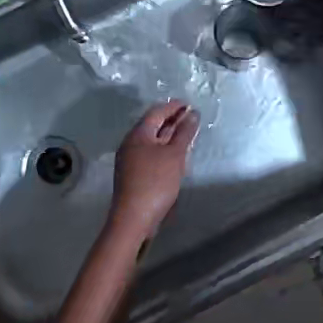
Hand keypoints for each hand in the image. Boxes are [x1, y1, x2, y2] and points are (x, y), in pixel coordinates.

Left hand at [112, 101, 197, 238]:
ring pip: (151, 140)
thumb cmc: (155, 181)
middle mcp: (131, 143)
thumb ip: (184, 133)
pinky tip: (174, 154)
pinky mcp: (133, 173)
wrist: (134, 217)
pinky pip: (150, 152)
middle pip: (152, 125)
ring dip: (168, 134)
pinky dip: (163, 148)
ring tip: (186, 133)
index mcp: (138, 134)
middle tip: (191, 116)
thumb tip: (192, 113)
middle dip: (172, 120)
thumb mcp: (174, 155)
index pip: (156, 112)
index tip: (189, 104)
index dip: (173, 107)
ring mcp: (130, 159)